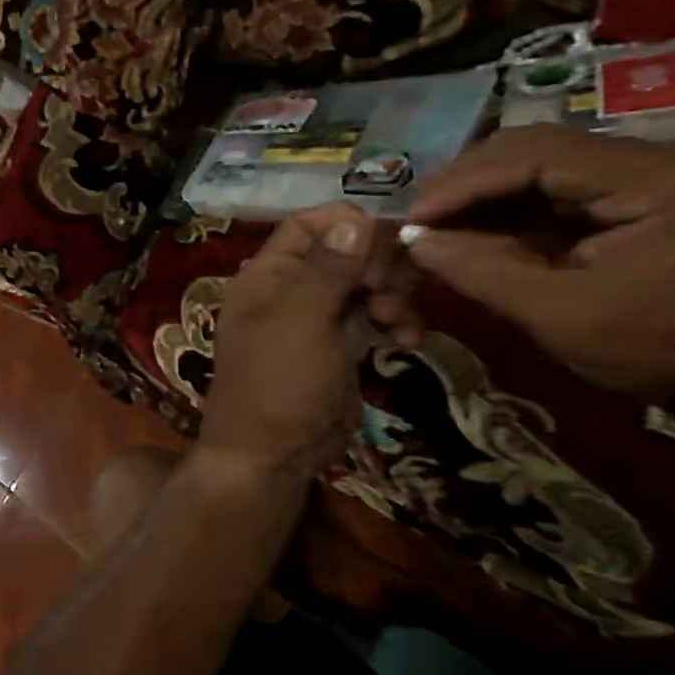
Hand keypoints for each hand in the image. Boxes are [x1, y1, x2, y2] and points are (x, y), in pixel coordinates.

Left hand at [200, 204, 413, 473]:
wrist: (272, 453)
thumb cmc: (277, 383)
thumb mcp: (300, 322)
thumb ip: (328, 270)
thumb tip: (356, 220)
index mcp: (265, 277)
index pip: (306, 225)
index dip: (348, 224)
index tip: (388, 238)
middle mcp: (288, 291)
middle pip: (346, 251)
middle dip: (379, 263)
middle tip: (389, 290)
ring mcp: (316, 320)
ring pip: (366, 283)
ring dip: (393, 294)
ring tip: (398, 320)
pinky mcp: (340, 346)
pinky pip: (374, 318)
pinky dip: (396, 322)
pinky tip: (409, 341)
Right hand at [407, 126, 674, 403]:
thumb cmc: (672, 352)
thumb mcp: (563, 315)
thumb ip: (484, 272)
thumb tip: (414, 241)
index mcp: (668, 180)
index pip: (541, 154)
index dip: (463, 182)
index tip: (409, 218)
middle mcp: (672, 165)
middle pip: (545, 153)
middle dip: (469, 186)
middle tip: (414, 222)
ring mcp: (666, 184)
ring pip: (552, 174)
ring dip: (486, 202)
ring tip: (434, 231)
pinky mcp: (654, 208)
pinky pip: (569, 199)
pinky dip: (514, 218)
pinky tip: (476, 238)